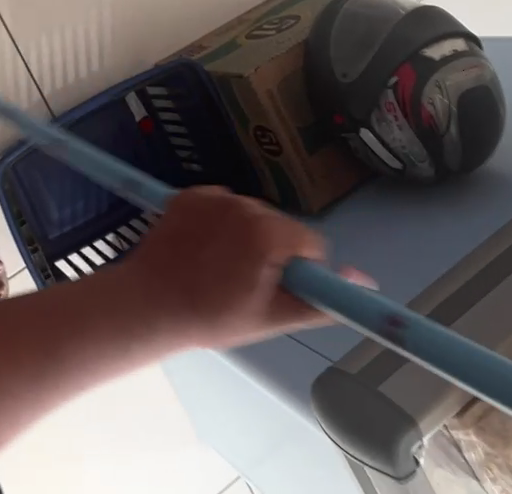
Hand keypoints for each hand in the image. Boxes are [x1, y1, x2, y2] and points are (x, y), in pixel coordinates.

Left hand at [118, 186, 366, 349]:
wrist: (148, 302)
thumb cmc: (211, 315)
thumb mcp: (273, 317)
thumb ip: (321, 298)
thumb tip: (364, 281)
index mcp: (267, 232)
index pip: (310, 243)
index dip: (300, 268)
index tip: (277, 286)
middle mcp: (243, 203)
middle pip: (279, 225)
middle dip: (272, 251)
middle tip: (244, 283)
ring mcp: (212, 195)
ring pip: (249, 214)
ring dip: (244, 235)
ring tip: (218, 268)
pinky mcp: (188, 193)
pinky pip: (220, 205)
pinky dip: (217, 222)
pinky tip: (202, 248)